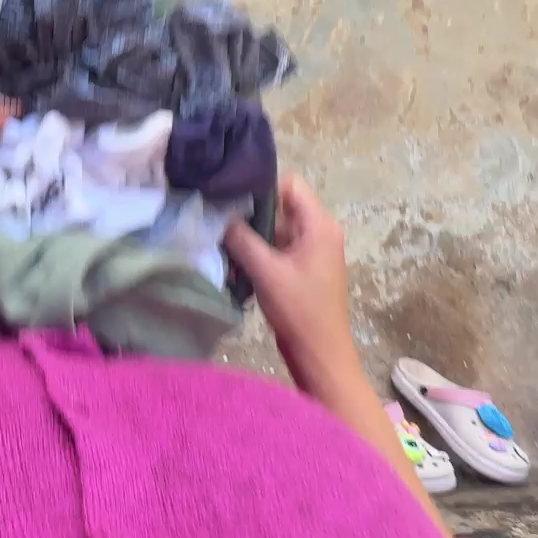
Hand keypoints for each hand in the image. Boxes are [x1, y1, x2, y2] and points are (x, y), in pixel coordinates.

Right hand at [223, 176, 354, 385]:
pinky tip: (235, 264)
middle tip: (219, 220)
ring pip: (272, 227)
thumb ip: (241, 238)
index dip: (261, 187)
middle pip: (278, 205)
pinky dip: (255, 252)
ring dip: (249, 236)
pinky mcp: (300, 266)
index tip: (231, 198)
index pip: (289, 184)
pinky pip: (273, 246)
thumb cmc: (299, 309)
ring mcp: (310, 249)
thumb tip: (218, 213)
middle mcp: (318, 231)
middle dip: (249, 213)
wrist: (319, 353)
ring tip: (223, 245)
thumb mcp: (266, 270)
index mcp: (319, 226)